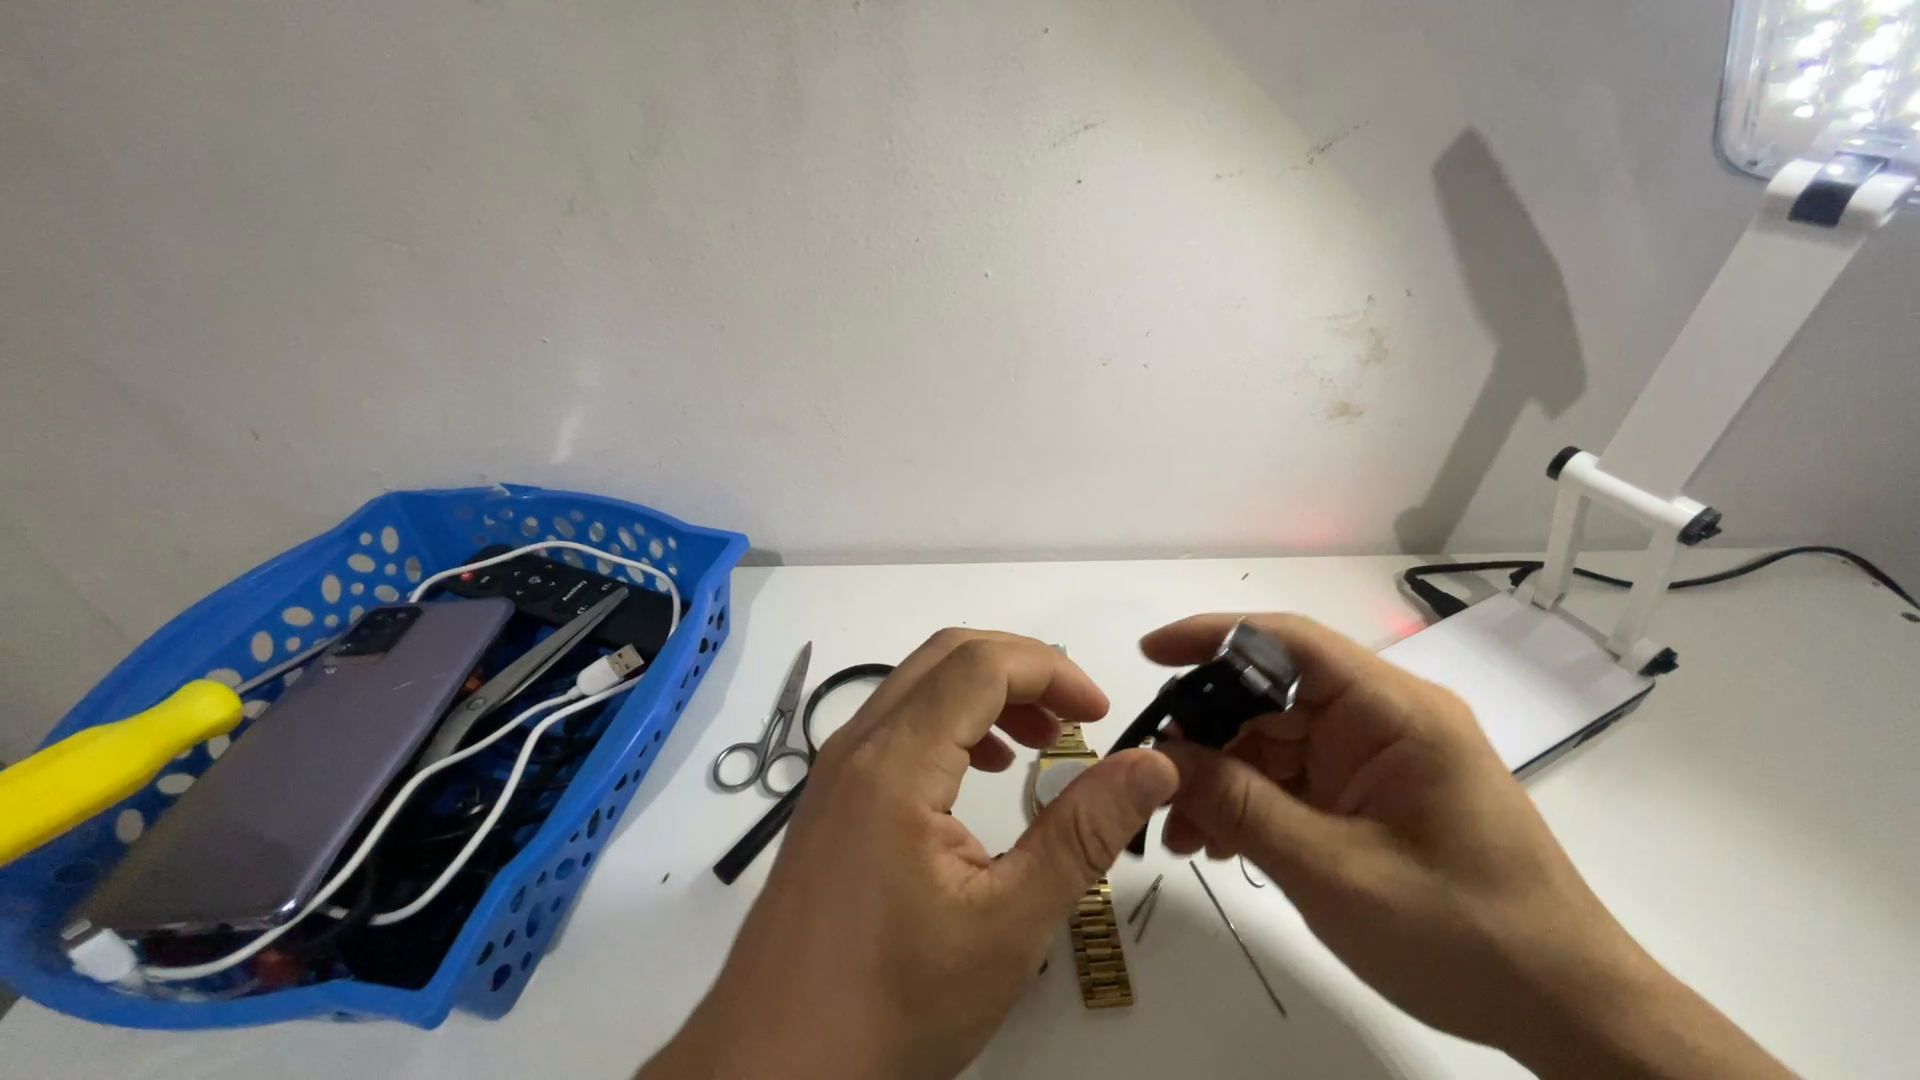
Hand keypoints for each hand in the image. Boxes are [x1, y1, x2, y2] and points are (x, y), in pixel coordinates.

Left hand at [640, 630, 1178, 1079]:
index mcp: (895, 763)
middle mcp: (856, 747)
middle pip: (946, 657)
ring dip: (986, 695)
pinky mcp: (830, 799)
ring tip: (1038, 744)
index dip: (1051, 670)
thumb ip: (1083, 832)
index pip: (980, 664)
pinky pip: (896, 727)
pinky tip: (980, 773)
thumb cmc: (895, 1002)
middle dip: (1022, 670)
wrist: (774, 1066)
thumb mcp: (1008, 922)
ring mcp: (835, 772)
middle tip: (1076, 720)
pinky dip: (950, 725)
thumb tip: (1155, 765)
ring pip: (918, 688)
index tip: (1101, 715)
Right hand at [1144, 614, 1794, 1078]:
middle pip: (1271, 698)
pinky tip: (1219, 845)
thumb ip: (1241, 807)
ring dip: (1223, 781)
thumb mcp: (1334, 873)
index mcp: (1395, 712)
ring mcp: (1379, 757)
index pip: (1290, 643)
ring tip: (1182, 837)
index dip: (1212, 637)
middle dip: (1207, 737)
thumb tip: (1162, 756)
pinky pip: (1294, 780)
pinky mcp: (1372, 794)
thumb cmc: (1464, 936)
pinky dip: (1252, 806)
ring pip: (1274, 742)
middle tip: (1156, 785)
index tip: (1147, 655)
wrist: (1566, 1010)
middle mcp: (1386, 719)